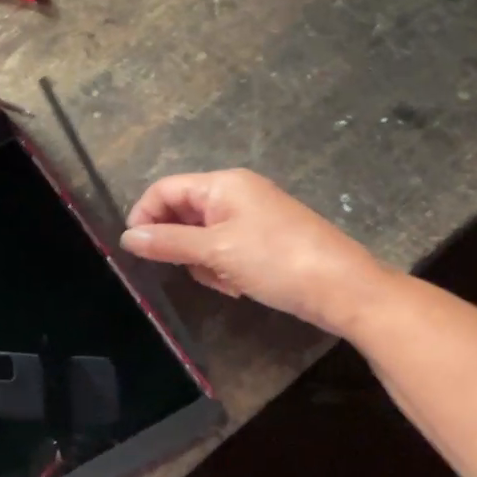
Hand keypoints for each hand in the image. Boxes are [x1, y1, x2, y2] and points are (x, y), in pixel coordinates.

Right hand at [120, 169, 393, 334]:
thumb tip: (126, 238)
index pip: (163, 190)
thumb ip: (166, 242)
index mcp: (223, 184)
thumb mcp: (215, 252)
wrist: (350, 292)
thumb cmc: (277, 262)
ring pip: (202, 234)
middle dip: (178, 243)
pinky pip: (226, 246)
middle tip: (188, 269)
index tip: (138, 250)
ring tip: (222, 281)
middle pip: (182, 212)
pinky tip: (238, 286)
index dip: (145, 217)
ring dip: (201, 259)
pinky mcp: (267, 239)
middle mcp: (236, 192)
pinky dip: (223, 265)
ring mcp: (254, 215)